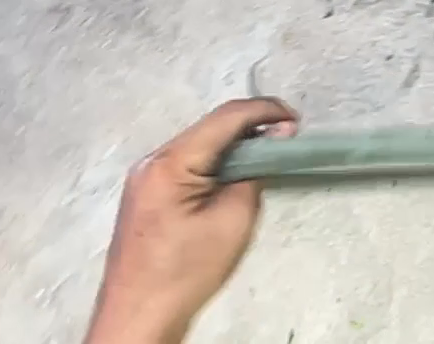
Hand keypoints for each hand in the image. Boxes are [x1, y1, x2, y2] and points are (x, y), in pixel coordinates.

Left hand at [85, 98, 299, 343]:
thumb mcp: (236, 218)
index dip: (266, 111)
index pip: (227, 117)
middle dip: (253, 124)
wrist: (137, 322)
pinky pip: (189, 159)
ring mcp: (145, 177)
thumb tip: (273, 138)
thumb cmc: (187, 272)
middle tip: (287, 135)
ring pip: (201, 140)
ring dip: (237, 140)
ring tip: (269, 151)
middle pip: (212, 125)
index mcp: (170, 163)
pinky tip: (238, 169)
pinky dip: (219, 157)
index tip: (297, 122)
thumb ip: (256, 171)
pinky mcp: (146, 192)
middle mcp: (152, 161)